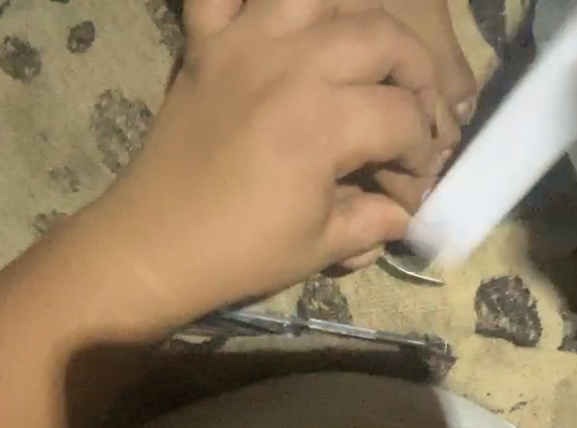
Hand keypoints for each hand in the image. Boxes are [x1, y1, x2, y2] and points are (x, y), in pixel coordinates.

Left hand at [80, 0, 450, 331]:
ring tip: (367, 58)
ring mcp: (244, 43)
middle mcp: (292, 64)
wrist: (154, 248)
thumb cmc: (240, 255)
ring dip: (358, 21)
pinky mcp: (206, 44)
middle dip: (416, 74)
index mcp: (324, 122)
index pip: (404, 118)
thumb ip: (373, 222)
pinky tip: (279, 21)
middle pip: (383, 36)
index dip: (422, 153)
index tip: (415, 183)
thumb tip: (406, 214)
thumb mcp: (318, 248)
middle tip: (415, 114)